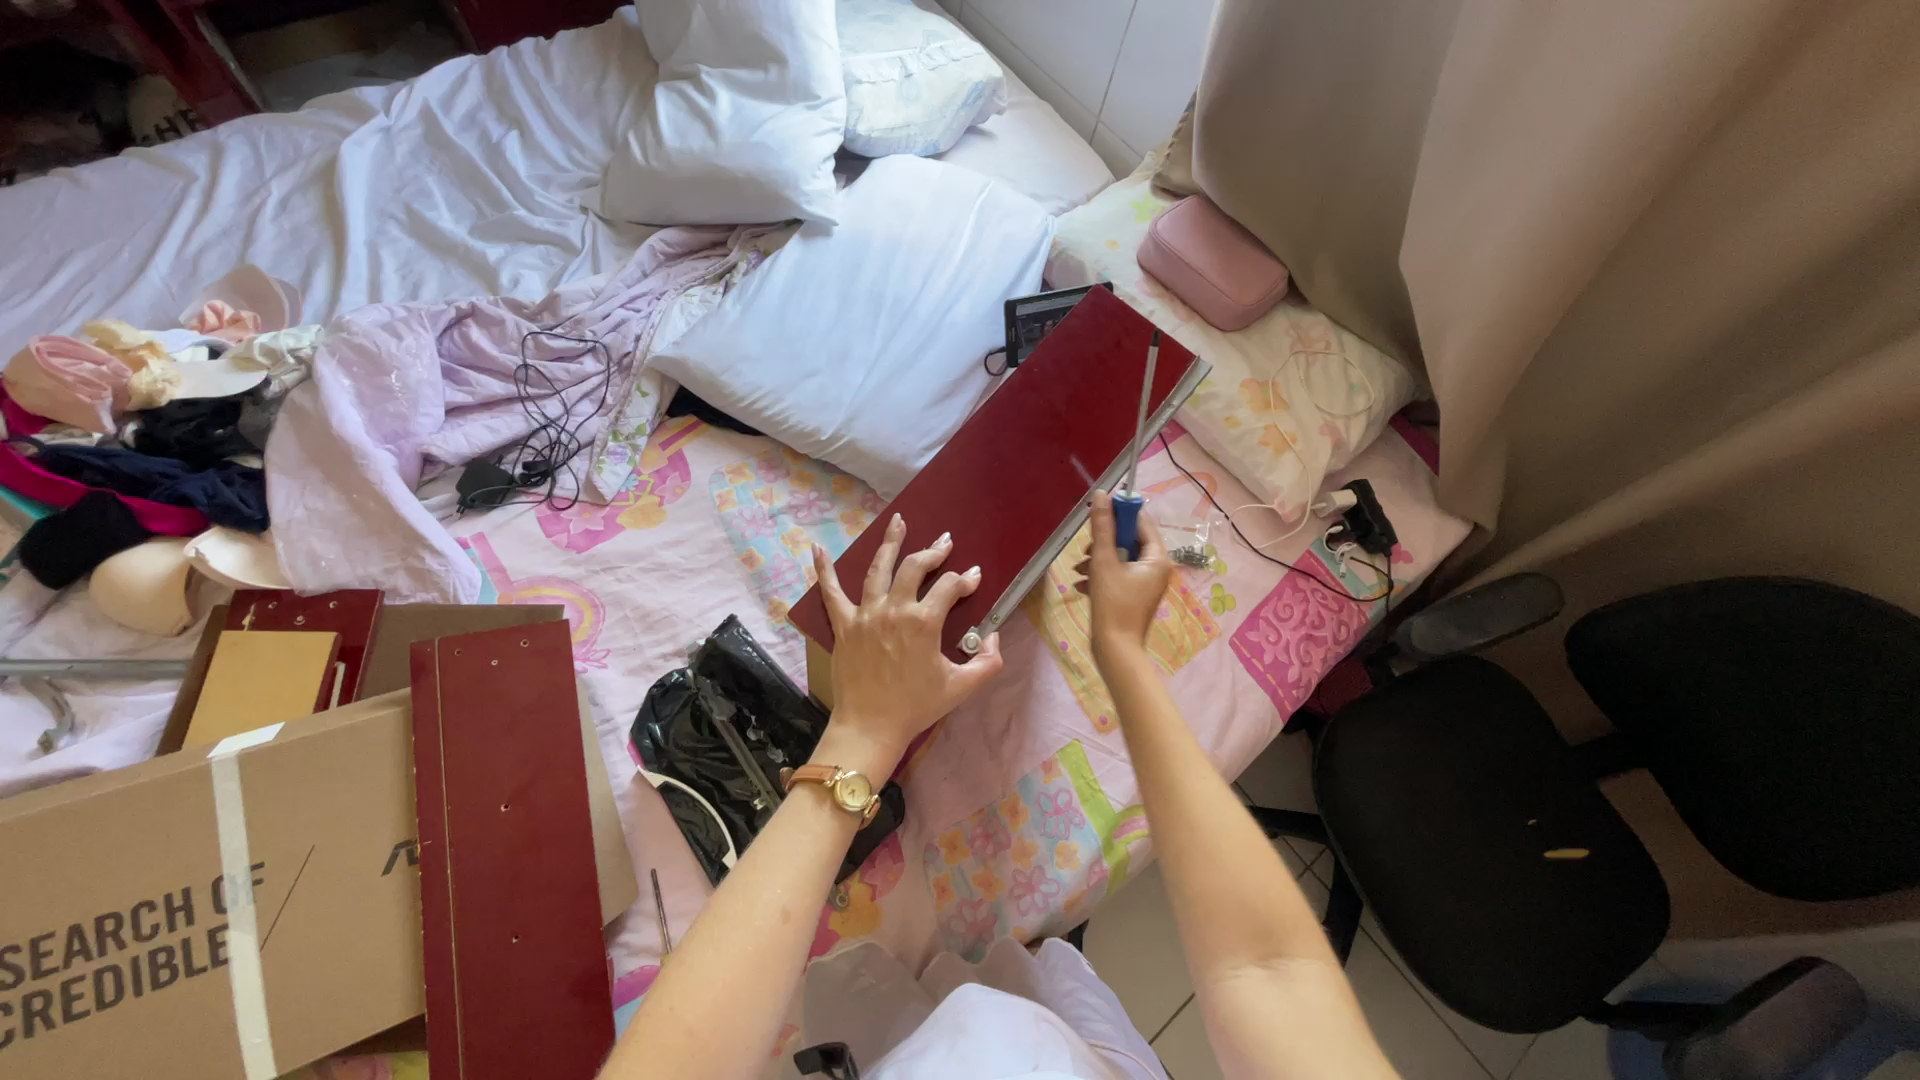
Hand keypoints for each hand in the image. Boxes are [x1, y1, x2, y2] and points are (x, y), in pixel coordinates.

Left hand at [811, 514, 1003, 772]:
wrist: (870, 726)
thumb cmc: (916, 707)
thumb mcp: (962, 687)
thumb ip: (988, 662)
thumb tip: (993, 637)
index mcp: (923, 622)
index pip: (948, 587)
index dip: (964, 580)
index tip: (973, 578)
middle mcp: (894, 610)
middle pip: (914, 568)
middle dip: (933, 551)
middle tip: (945, 542)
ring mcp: (865, 615)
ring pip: (878, 569)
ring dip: (889, 543)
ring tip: (898, 523)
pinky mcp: (844, 626)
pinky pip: (831, 594)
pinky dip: (824, 570)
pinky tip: (818, 549)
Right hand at [1075, 491, 1172, 666]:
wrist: (1115, 650)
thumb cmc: (1113, 604)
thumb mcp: (1104, 562)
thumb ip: (1102, 527)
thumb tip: (1102, 495)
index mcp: (1157, 558)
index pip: (1141, 521)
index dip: (1119, 513)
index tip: (1097, 513)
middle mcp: (1156, 568)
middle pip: (1129, 540)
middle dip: (1105, 542)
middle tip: (1086, 549)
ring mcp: (1146, 583)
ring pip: (1120, 558)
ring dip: (1097, 560)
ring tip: (1081, 570)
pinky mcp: (1134, 596)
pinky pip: (1117, 575)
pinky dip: (1100, 576)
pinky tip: (1083, 584)